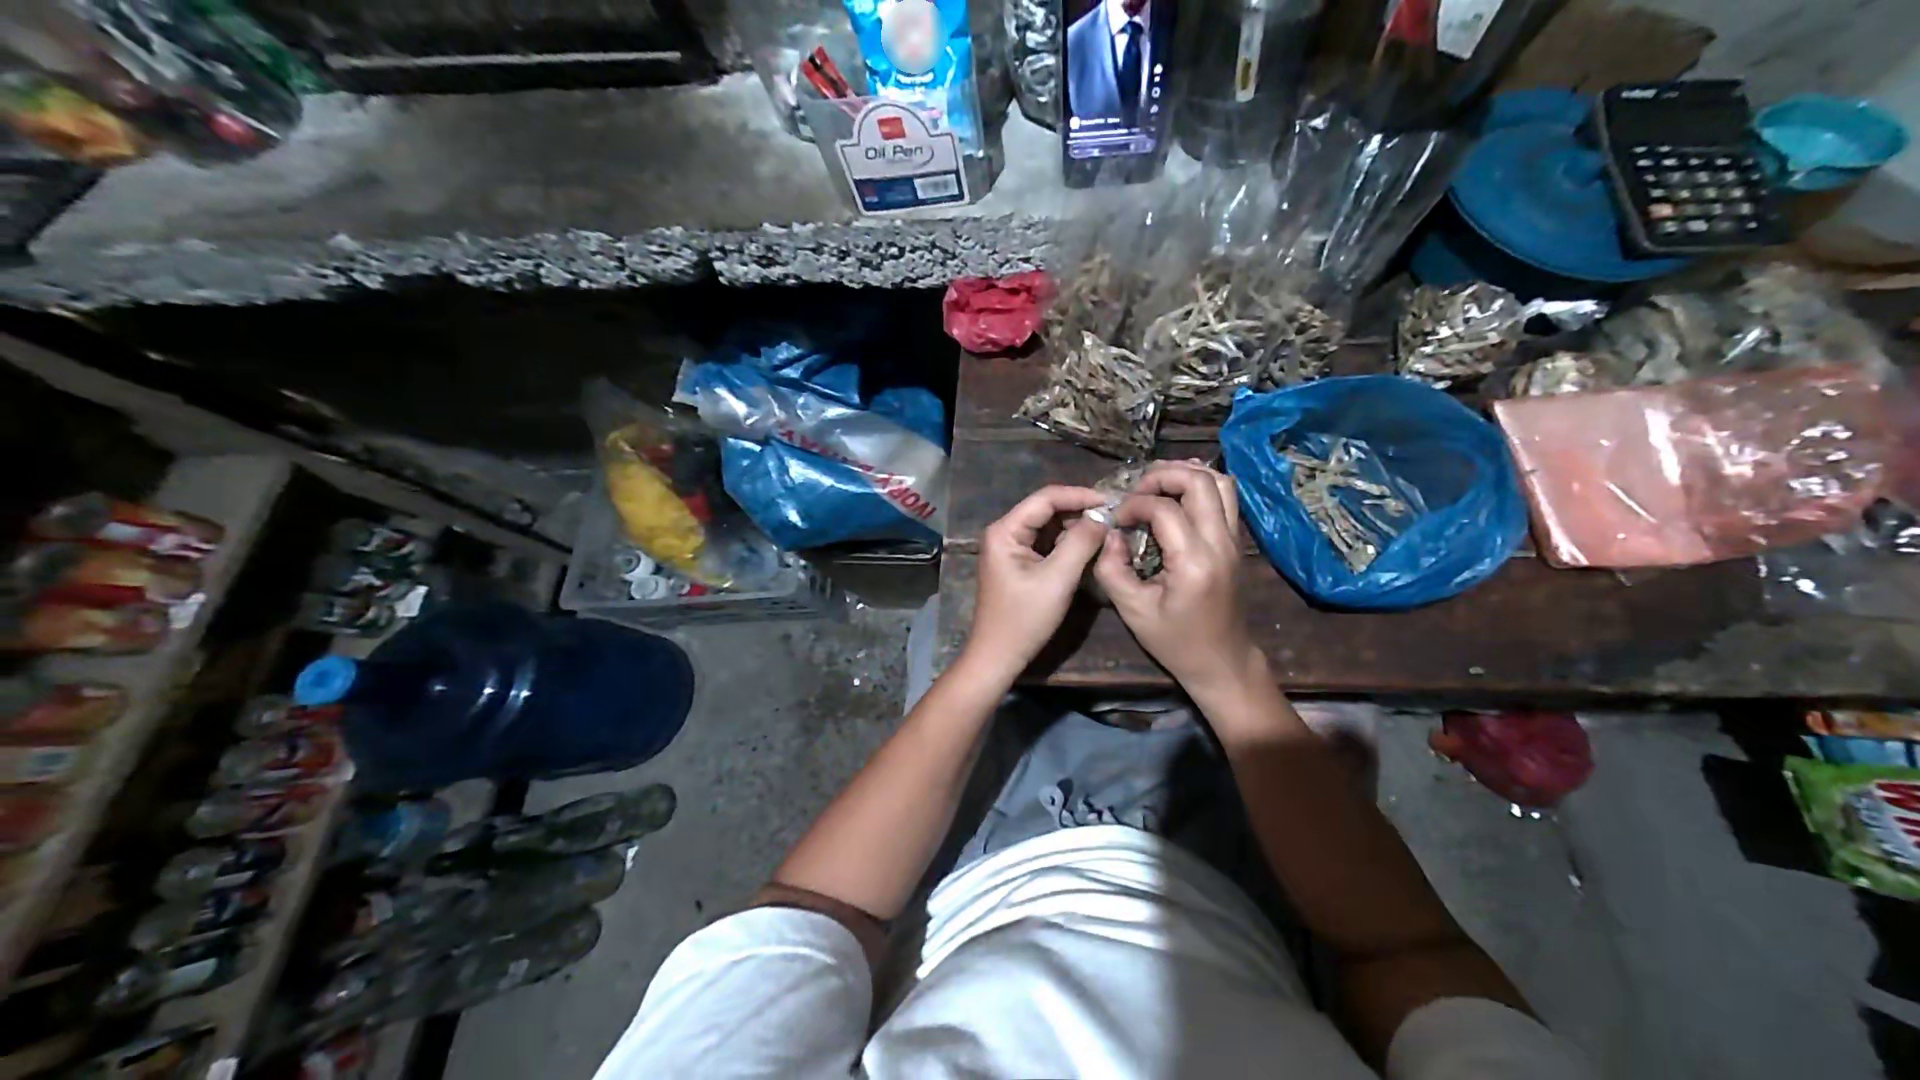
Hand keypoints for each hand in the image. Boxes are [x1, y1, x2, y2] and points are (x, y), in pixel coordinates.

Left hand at [966, 484, 1109, 680]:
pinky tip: (1090, 547)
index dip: (1080, 495)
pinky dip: (1068, 543)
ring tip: (1107, 531)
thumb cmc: (1024, 618)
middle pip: (1047, 510)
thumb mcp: (1057, 579)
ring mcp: (1010, 548)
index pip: (1046, 498)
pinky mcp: (1019, 563)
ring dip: (1076, 528)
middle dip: (1080, 511)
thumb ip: (1080, 543)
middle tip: (1115, 517)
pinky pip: (1046, 544)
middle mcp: (1004, 532)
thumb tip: (1103, 517)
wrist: (998, 656)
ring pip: (1048, 527)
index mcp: (1005, 530)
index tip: (1113, 501)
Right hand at [1095, 461, 1262, 695]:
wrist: (1222, 662)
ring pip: (1220, 482)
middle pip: (1199, 481)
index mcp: (1194, 561)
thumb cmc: (1175, 642)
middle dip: (1162, 475)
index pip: (1163, 508)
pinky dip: (1201, 485)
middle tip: (1136, 490)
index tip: (1116, 520)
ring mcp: (1234, 540)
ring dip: (1186, 473)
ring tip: (1156, 483)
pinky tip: (1176, 492)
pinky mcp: (1236, 542)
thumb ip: (1112, 568)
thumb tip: (1109, 533)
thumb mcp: (1132, 611)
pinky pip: (1226, 497)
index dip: (1133, 505)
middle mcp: (1220, 542)